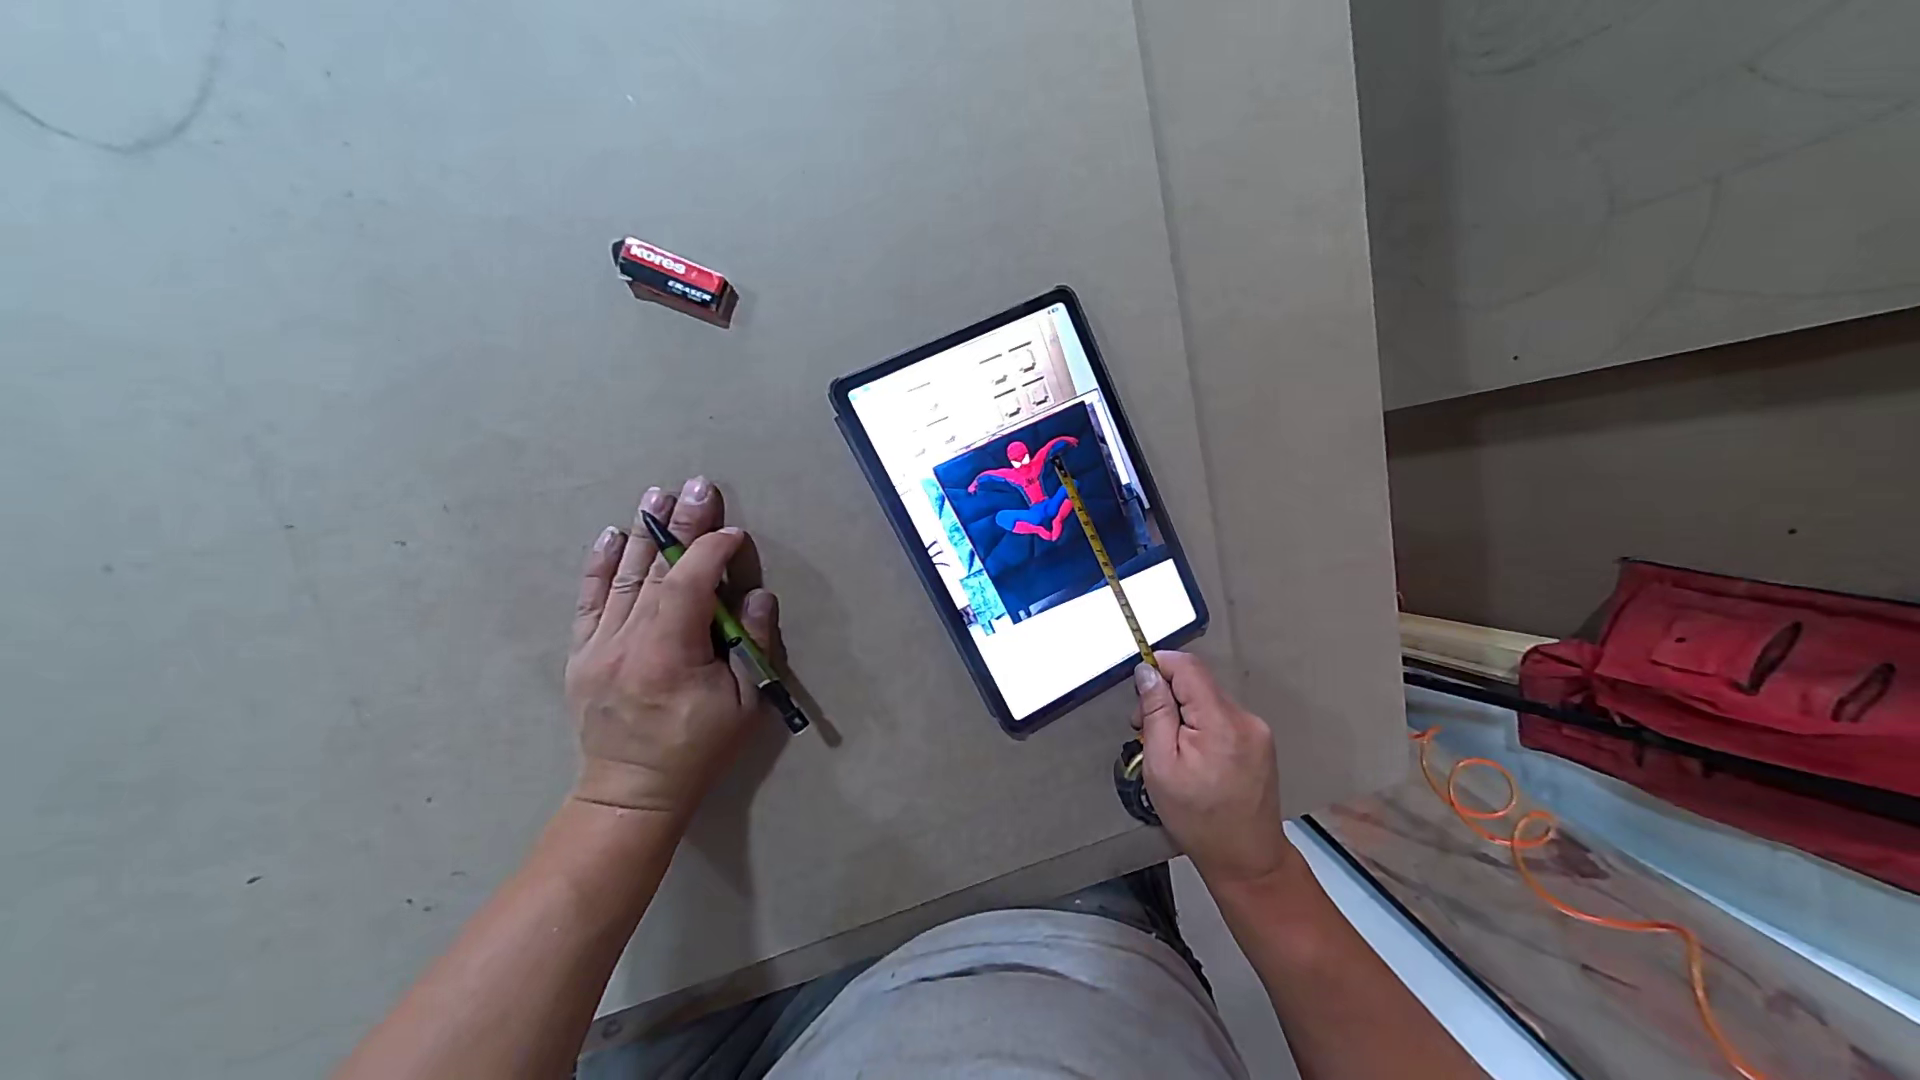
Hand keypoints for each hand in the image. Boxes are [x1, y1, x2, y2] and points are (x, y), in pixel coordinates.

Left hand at [564, 477, 780, 820]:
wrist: (630, 791)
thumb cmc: (697, 750)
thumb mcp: (744, 707)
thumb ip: (752, 647)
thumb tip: (754, 597)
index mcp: (668, 655)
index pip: (688, 584)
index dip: (711, 551)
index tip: (733, 533)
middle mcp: (627, 641)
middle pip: (656, 571)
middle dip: (680, 526)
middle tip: (696, 485)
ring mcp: (597, 645)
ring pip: (622, 577)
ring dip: (643, 533)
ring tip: (658, 495)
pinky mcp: (581, 653)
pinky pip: (588, 600)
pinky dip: (599, 564)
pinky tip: (611, 534)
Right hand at [1133, 651, 1292, 886]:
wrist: (1246, 860)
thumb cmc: (1197, 818)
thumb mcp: (1160, 764)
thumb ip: (1155, 712)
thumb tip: (1147, 672)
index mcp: (1222, 722)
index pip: (1188, 667)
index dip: (1159, 665)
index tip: (1138, 686)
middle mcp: (1245, 719)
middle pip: (1197, 682)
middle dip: (1166, 696)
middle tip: (1144, 728)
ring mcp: (1256, 730)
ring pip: (1207, 699)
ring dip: (1182, 712)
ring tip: (1168, 747)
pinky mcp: (1259, 741)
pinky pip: (1221, 716)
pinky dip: (1199, 724)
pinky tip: (1190, 754)